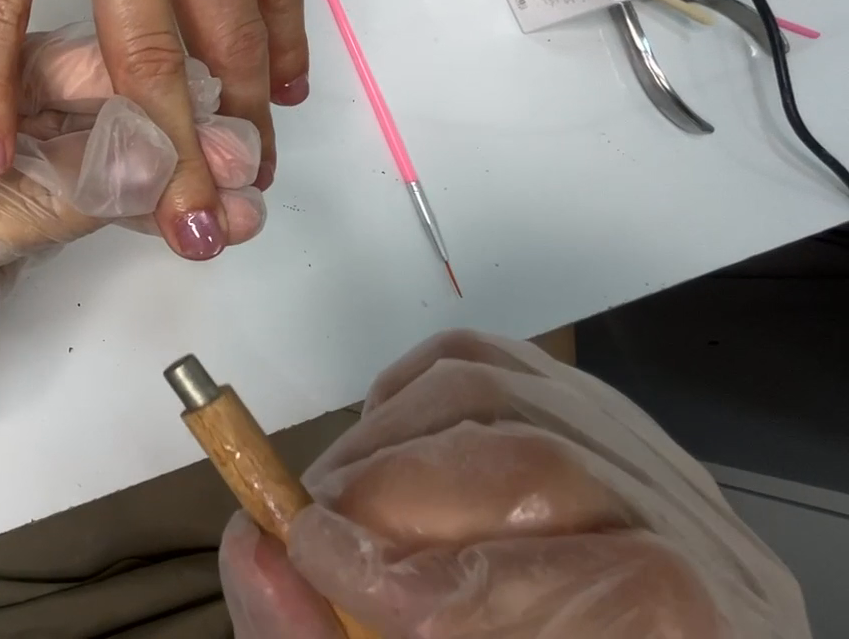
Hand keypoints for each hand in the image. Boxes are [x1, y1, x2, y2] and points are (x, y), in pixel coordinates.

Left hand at [0, 25, 266, 545]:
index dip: (114, 78)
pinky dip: (133, 216)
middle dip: (153, 134)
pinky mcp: (11, 225)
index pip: (31, 67)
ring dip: (159, 181)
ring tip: (242, 204)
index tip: (195, 95)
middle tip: (241, 157)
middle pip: (71, 112)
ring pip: (86, 163)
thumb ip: (49, 193)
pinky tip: (196, 225)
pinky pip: (81, 207)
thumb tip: (161, 158)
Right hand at [219, 330, 809, 637]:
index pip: (629, 595)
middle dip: (393, 491)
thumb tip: (249, 541)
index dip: (444, 577)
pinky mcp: (583, 407)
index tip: (313, 558)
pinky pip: (479, 356)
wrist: (549, 631)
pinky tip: (382, 448)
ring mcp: (649, 463)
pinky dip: (402, 390)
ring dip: (381, 440)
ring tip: (341, 500)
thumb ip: (311, 637)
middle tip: (317, 531)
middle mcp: (717, 555)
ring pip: (494, 392)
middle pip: (542, 468)